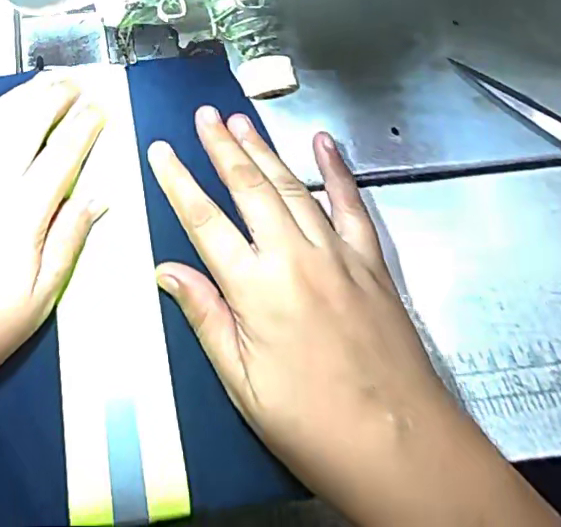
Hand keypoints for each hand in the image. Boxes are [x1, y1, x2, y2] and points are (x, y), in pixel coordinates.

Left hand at [0, 77, 106, 468]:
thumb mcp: (38, 299)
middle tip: (78, 83)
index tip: (101, 109)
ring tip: (45, 80)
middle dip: (57, 96)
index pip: (63, 153)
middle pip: (27, 123)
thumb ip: (68, 240)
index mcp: (21, 212)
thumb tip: (98, 199)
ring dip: (21, 94)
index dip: (85, 126)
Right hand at [149, 108, 560, 526]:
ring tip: (242, 120)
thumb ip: (206, 317)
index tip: (162, 150)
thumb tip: (167, 271)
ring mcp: (335, 251)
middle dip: (223, 147)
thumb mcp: (242, 384)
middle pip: (249, 188)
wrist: (399, 444)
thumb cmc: (310, 424)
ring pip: (292, 187)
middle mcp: (293, 256)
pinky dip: (336, 169)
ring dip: (264, 150)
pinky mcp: (369, 257)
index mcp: (255, 289)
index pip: (205, 222)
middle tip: (205, 115)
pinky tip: (323, 142)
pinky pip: (349, 202)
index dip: (179, 182)